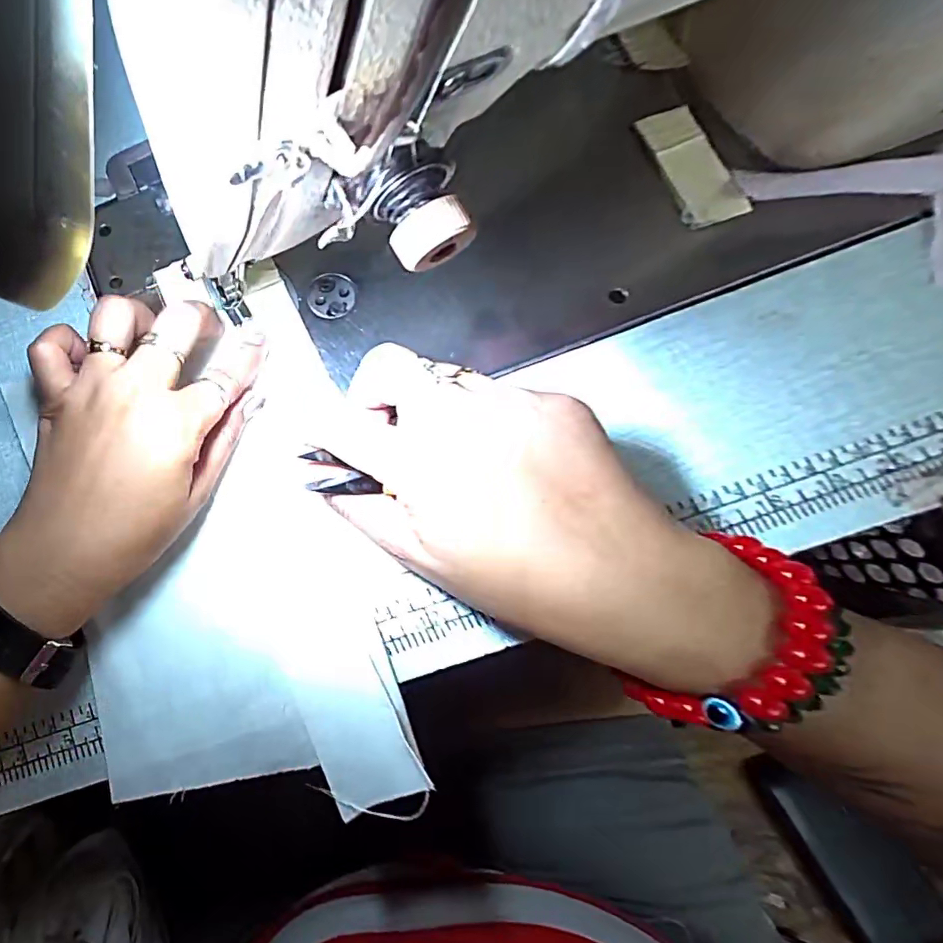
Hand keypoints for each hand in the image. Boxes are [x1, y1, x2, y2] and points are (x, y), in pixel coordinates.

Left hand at [0, 297, 267, 638]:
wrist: (65, 553)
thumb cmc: (133, 535)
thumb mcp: (195, 496)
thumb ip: (222, 442)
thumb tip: (243, 405)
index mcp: (177, 422)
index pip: (225, 375)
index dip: (249, 354)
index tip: (258, 339)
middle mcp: (136, 390)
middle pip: (177, 324)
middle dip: (203, 317)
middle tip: (207, 330)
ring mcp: (92, 386)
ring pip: (114, 314)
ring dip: (138, 315)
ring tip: (147, 333)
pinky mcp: (56, 394)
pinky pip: (52, 344)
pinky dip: (67, 340)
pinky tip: (88, 356)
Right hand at [308, 343, 773, 692]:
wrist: (620, 573)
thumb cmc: (512, 577)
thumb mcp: (422, 555)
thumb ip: (362, 508)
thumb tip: (323, 481)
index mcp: (417, 459)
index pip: (340, 416)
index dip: (325, 424)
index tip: (330, 437)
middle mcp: (457, 413)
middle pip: (392, 365)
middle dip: (378, 393)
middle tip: (396, 435)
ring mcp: (509, 399)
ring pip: (450, 381)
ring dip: (441, 411)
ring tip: (472, 463)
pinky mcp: (553, 397)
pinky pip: (503, 395)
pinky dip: (494, 420)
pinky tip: (519, 464)